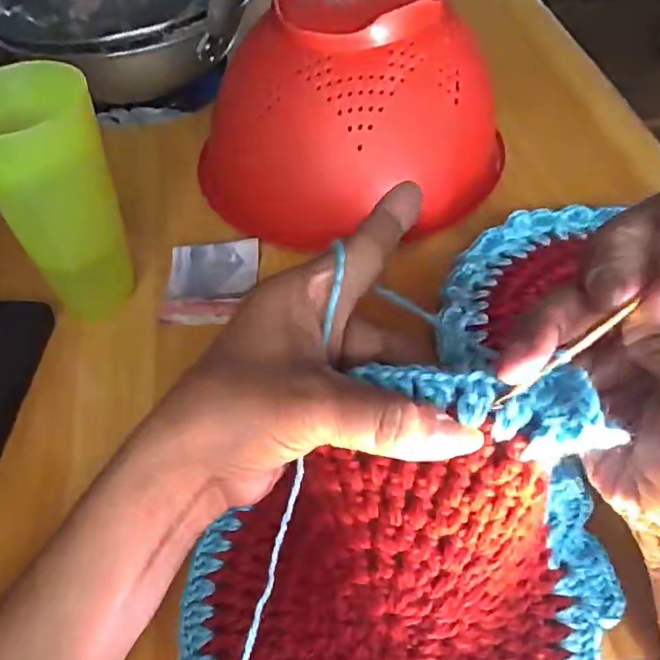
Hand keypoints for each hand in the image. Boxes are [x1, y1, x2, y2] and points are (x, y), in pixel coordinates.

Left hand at [146, 183, 481, 510]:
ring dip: (403, 398)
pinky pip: (354, 404)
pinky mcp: (300, 408)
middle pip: (378, 334)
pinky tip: (419, 436)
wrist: (185, 467)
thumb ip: (388, 418)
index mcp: (299, 299)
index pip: (358, 256)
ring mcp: (301, 370)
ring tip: (459, 421)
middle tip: (474, 393)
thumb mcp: (314, 406)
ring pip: (369, 375)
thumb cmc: (237, 412)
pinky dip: (381, 418)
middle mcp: (303, 327)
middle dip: (419, 365)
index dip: (388, 228)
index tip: (413, 191)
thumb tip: (464, 434)